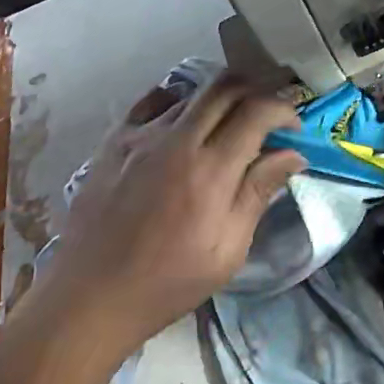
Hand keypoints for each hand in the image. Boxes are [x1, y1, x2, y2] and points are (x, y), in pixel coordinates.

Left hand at [44, 75, 305, 348]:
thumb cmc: (168, 282)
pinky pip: (153, 103)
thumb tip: (293, 155)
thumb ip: (258, 193)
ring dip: (222, 101)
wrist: (90, 296)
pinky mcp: (114, 141)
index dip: (283, 110)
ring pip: (192, 93)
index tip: (294, 128)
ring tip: (230, 126)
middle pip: (226, 86)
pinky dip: (180, 102)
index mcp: (210, 171)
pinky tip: (186, 124)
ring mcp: (141, 136)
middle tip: (269, 114)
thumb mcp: (228, 250)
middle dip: (257, 90)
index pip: (257, 111)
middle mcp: (177, 141)